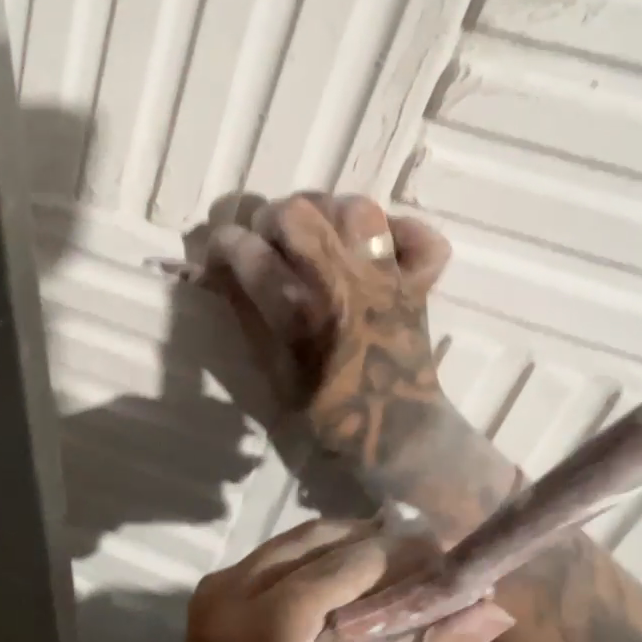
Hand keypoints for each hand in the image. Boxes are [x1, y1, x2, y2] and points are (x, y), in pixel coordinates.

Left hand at [90, 519, 514, 641]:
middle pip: (320, 540)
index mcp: (265, 623)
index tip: (452, 556)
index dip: (403, 552)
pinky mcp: (213, 587)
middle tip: (433, 562)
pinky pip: (275, 554)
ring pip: (295, 539)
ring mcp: (217, 583)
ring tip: (402, 568)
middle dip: (379, 543)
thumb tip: (491, 610)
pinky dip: (317, 558)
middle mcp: (233, 586)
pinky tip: (353, 582)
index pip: (348, 562)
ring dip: (349, 545)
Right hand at [192, 194, 449, 427]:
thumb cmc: (323, 410)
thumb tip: (219, 274)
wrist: (393, 433)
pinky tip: (379, 244)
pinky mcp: (418, 285)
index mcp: (297, 311)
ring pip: (357, 208)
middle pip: (297, 213)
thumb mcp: (269, 368)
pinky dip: (402, 232)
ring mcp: (385, 278)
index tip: (220, 252)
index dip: (223, 244)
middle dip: (270, 219)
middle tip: (268, 241)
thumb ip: (247, 315)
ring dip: (329, 213)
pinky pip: (422, 238)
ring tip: (320, 232)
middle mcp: (340, 283)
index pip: (246, 250)